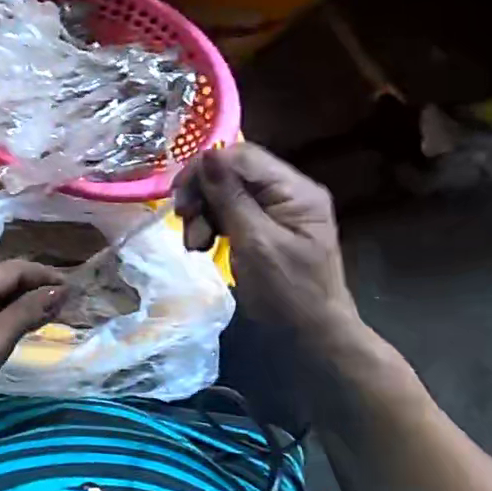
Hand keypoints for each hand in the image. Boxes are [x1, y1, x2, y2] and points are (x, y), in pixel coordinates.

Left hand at [0, 261, 67, 416]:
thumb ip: (29, 310)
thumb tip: (60, 291)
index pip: (15, 269)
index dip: (45, 276)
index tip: (73, 288)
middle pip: (5, 277)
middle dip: (35, 287)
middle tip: (66, 301)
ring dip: (23, 300)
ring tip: (52, 310)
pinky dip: (7, 310)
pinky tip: (25, 320)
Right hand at [174, 143, 360, 343]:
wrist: (312, 337)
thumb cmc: (288, 292)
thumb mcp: (255, 243)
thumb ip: (230, 197)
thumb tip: (207, 154)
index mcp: (295, 191)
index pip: (242, 156)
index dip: (205, 169)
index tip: (179, 198)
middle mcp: (287, 192)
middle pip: (231, 172)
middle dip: (201, 193)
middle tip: (183, 220)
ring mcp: (276, 210)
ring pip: (224, 192)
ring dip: (202, 213)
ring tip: (195, 244)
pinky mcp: (263, 227)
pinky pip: (228, 212)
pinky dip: (210, 225)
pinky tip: (202, 245)